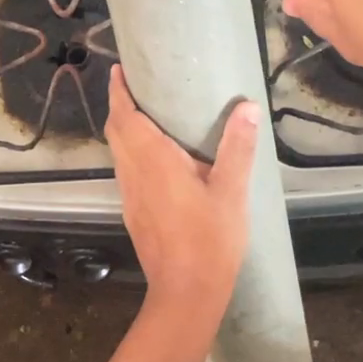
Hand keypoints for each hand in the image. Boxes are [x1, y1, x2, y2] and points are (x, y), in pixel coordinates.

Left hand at [106, 65, 257, 317]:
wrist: (185, 292)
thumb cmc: (210, 240)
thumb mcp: (231, 192)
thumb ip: (237, 148)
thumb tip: (247, 107)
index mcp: (153, 161)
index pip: (125, 116)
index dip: (118, 91)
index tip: (118, 69)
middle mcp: (133, 173)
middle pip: (116, 131)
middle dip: (119, 105)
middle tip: (134, 85)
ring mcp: (130, 195)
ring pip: (118, 152)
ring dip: (123, 129)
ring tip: (145, 113)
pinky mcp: (134, 212)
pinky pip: (126, 170)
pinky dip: (131, 151)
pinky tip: (154, 157)